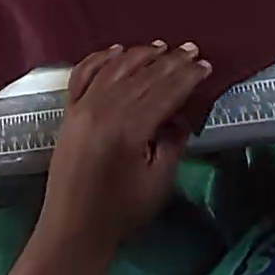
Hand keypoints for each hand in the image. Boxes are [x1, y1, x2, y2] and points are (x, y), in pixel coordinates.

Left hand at [40, 42, 210, 250]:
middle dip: (170, 61)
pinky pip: (84, 73)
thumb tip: (179, 118)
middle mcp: (105, 108)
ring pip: (115, 68)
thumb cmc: (120, 211)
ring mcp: (83, 105)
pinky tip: (116, 50)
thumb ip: (172, 145)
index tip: (205, 65)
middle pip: (143, 75)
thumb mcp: (158, 183)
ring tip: (161, 46)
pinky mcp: (69, 109)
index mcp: (130, 127)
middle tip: (191, 49)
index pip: (165, 91)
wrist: (73, 227)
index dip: (187, 76)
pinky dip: (100, 58)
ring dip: (139, 54)